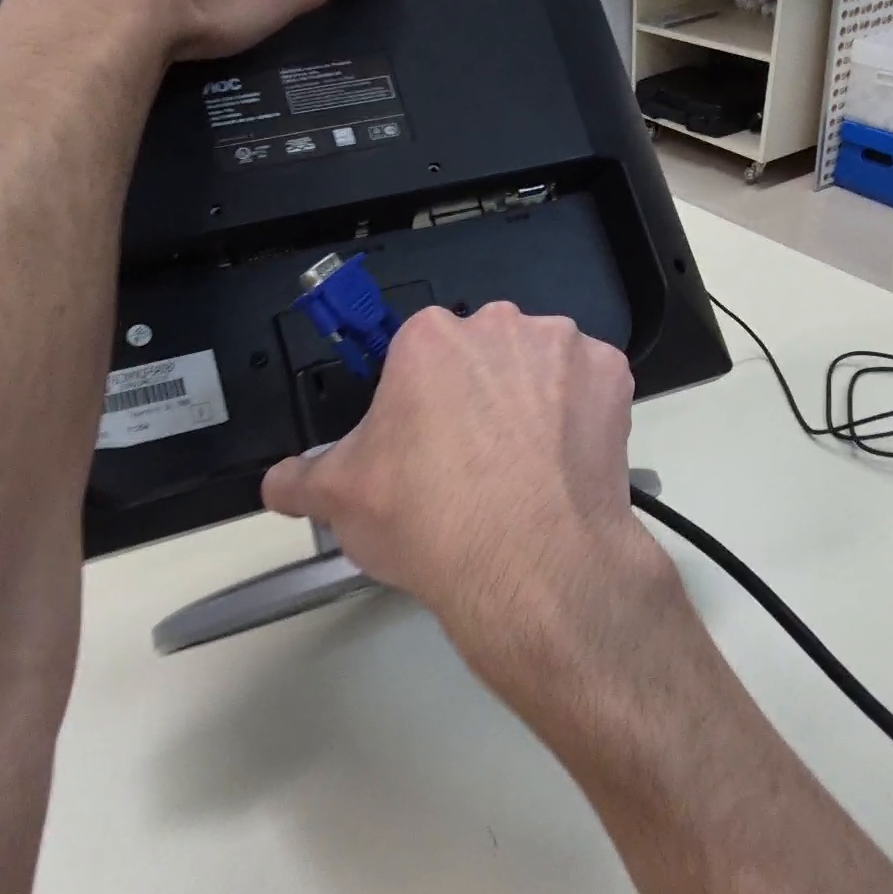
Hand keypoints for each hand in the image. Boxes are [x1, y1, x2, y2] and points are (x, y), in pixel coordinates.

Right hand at [262, 304, 676, 689]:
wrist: (529, 565)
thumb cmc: (437, 523)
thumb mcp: (340, 499)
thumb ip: (300, 479)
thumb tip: (282, 483)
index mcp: (429, 341)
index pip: (416, 356)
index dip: (418, 402)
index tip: (422, 438)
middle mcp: (498, 329)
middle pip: (480, 355)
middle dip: (475, 396)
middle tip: (470, 459)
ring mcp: (561, 349)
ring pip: (537, 366)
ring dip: (529, 400)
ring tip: (519, 467)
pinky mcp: (610, 378)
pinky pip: (589, 385)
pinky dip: (579, 414)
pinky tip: (560, 461)